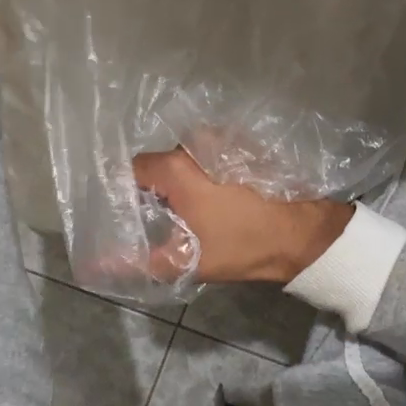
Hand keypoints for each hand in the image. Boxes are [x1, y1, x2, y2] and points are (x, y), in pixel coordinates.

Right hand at [132, 147, 352, 283]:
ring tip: (198, 213)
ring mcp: (228, 139)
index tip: (136, 217)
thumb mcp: (188, 261)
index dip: (131, 194)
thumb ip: (140, 261)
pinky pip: (216, 156)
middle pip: (165, 163)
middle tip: (168, 220)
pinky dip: (213, 174)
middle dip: (162, 190)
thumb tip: (99, 266)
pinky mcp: (250, 145)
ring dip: (190, 182)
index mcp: (178, 165)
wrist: (306, 234)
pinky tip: (225, 200)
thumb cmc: (244, 245)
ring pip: (192, 160)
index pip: (135, 169)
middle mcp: (199, 141)